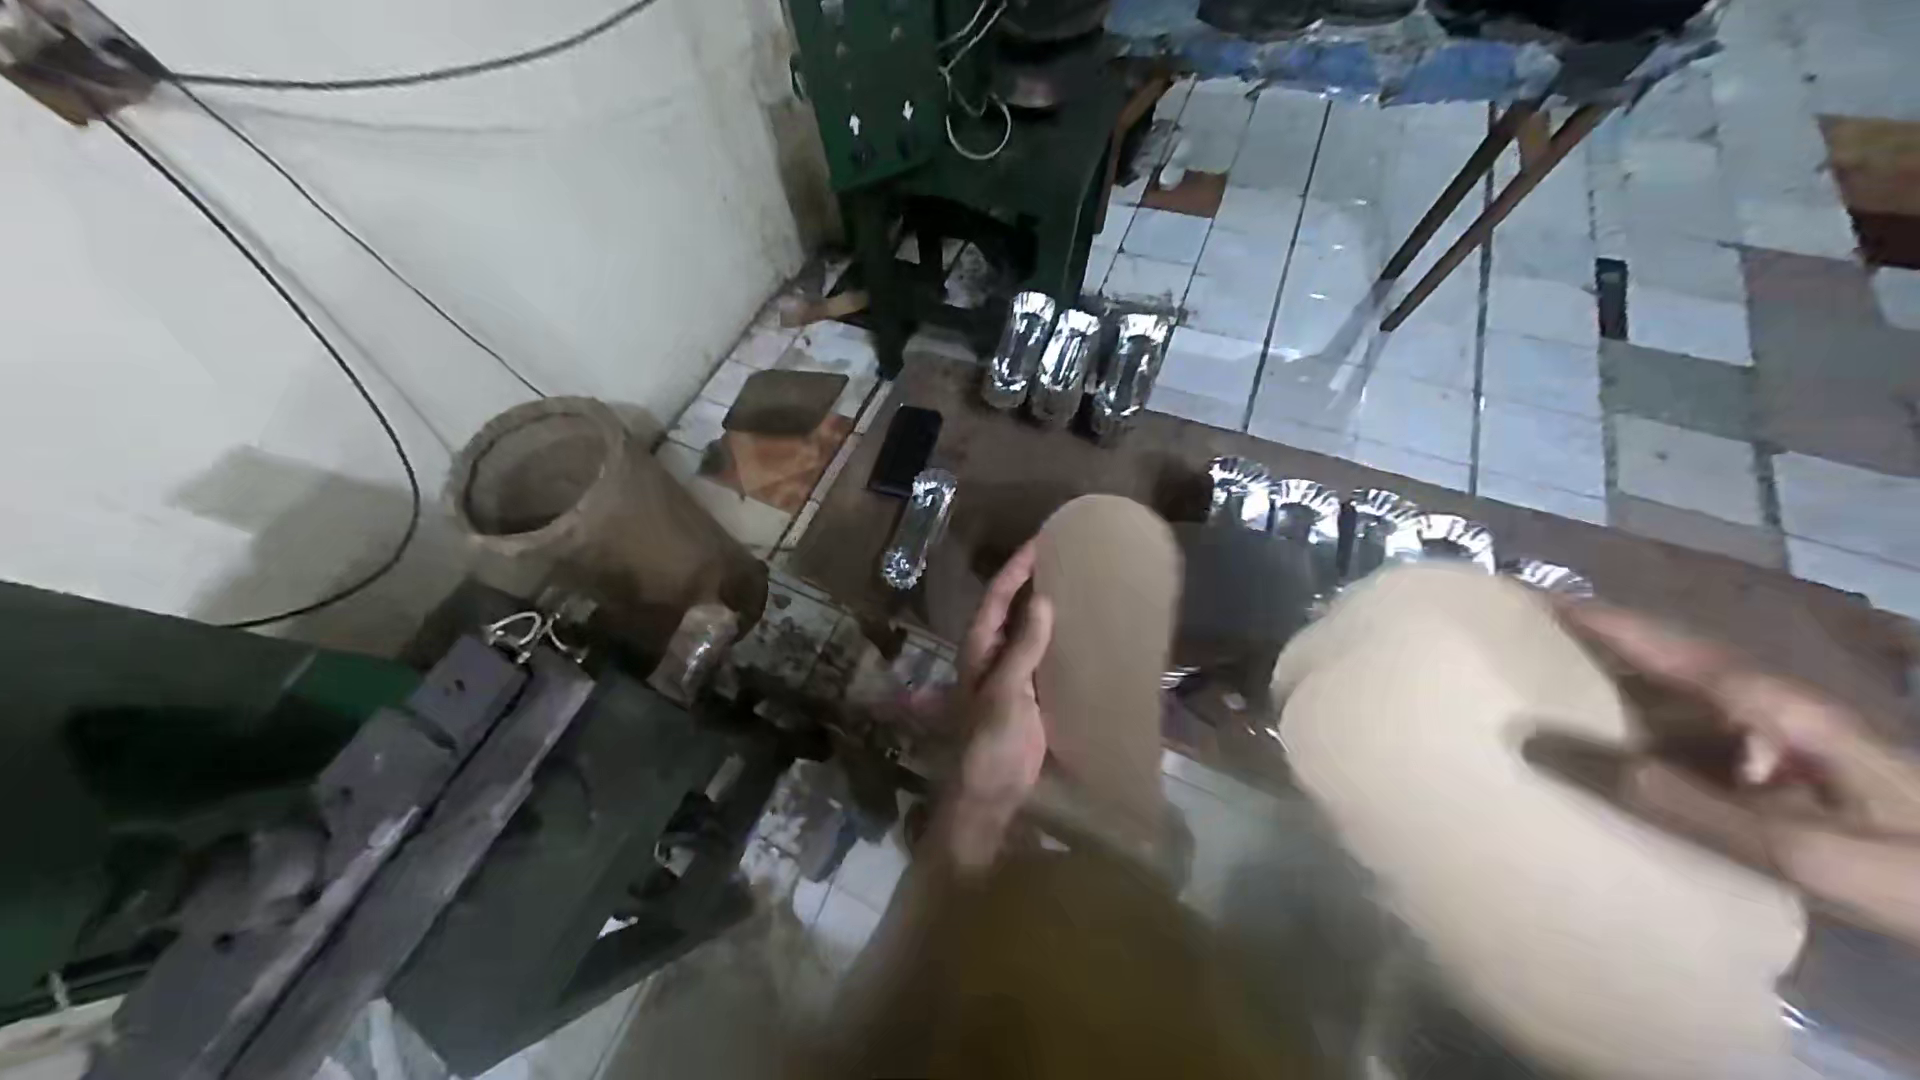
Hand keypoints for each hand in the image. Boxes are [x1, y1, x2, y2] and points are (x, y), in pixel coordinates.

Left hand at [938, 541, 1054, 869]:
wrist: (993, 790)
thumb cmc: (991, 739)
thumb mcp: (1006, 692)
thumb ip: (1022, 648)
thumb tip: (1041, 600)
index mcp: (980, 647)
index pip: (997, 596)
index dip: (1017, 567)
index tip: (1041, 541)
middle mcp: (994, 652)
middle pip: (1012, 606)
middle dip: (1033, 579)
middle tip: (1065, 555)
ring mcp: (1013, 671)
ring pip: (1029, 628)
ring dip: (1047, 605)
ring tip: (1077, 582)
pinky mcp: (1031, 690)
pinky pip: (1045, 653)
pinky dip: (1059, 637)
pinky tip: (1082, 630)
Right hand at [1526, 603, 1919, 946]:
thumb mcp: (1804, 851)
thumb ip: (1676, 802)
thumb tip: (1543, 747)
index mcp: (1776, 709)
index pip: (1666, 646)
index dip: (1596, 619)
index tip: (1526, 599)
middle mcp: (1777, 714)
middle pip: (1668, 663)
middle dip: (1593, 647)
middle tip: (1515, 647)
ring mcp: (1791, 748)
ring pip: (1680, 702)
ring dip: (1613, 692)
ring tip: (1542, 699)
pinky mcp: (1794, 782)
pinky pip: (1694, 743)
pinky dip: (1641, 738)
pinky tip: (1611, 763)